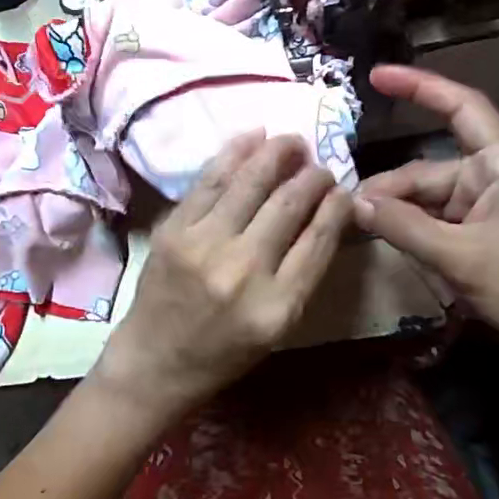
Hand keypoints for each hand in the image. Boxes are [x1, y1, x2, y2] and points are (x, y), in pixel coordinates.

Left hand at [88, 131, 352, 426]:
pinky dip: (234, 153)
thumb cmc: (224, 352)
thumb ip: (304, 273)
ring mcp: (203, 245)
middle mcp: (243, 270)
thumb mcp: (278, 327)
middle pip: (288, 205)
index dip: (335, 206)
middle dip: (311, 177)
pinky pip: (210, 181)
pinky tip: (253, 138)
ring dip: (277, 154)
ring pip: (250, 183)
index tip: (343, 187)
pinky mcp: (174, 230)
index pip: (318, 239)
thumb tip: (326, 214)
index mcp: (278, 305)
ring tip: (292, 141)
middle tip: (319, 166)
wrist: (155, 360)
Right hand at [353, 66, 498, 426]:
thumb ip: (404, 227)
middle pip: (431, 169)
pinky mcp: (490, 235)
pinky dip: (417, 232)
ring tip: (363, 231)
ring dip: (401, 215)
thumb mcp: (461, 257)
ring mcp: (494, 208)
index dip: (419, 87)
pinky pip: (442, 224)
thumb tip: (352, 201)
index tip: (376, 77)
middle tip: (348, 211)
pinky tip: (392, 244)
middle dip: (391, 188)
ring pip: (431, 200)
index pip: (461, 108)